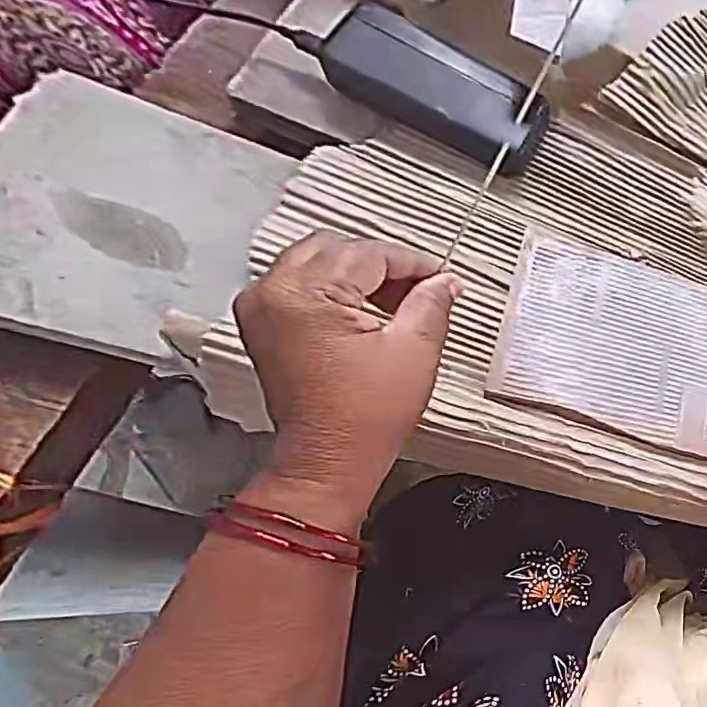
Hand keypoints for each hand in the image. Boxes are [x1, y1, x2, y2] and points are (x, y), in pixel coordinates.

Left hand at [234, 230, 460, 511]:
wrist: (332, 456)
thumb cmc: (366, 414)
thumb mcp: (415, 350)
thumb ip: (431, 303)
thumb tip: (444, 282)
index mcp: (306, 294)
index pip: (368, 254)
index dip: (414, 264)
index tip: (442, 278)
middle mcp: (273, 293)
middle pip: (337, 250)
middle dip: (385, 265)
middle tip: (424, 289)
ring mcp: (262, 309)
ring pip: (318, 263)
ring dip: (361, 275)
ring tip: (399, 304)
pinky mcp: (264, 326)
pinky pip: (302, 286)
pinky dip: (337, 290)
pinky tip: (369, 313)